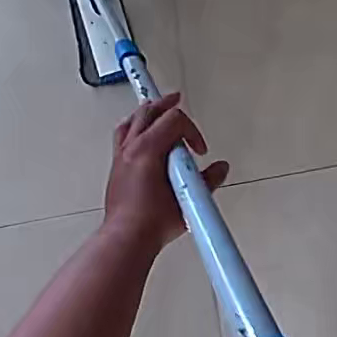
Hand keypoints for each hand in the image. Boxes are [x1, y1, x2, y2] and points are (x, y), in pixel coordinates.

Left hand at [103, 93, 228, 251]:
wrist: (128, 237)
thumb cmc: (152, 221)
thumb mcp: (189, 197)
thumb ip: (208, 179)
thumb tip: (220, 169)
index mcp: (148, 150)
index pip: (174, 120)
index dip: (192, 131)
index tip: (199, 149)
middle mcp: (131, 149)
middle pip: (149, 111)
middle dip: (167, 105)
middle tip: (176, 99)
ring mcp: (121, 157)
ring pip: (133, 121)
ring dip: (148, 113)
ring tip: (158, 109)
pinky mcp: (117, 168)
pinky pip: (123, 136)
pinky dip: (134, 128)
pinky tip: (139, 132)